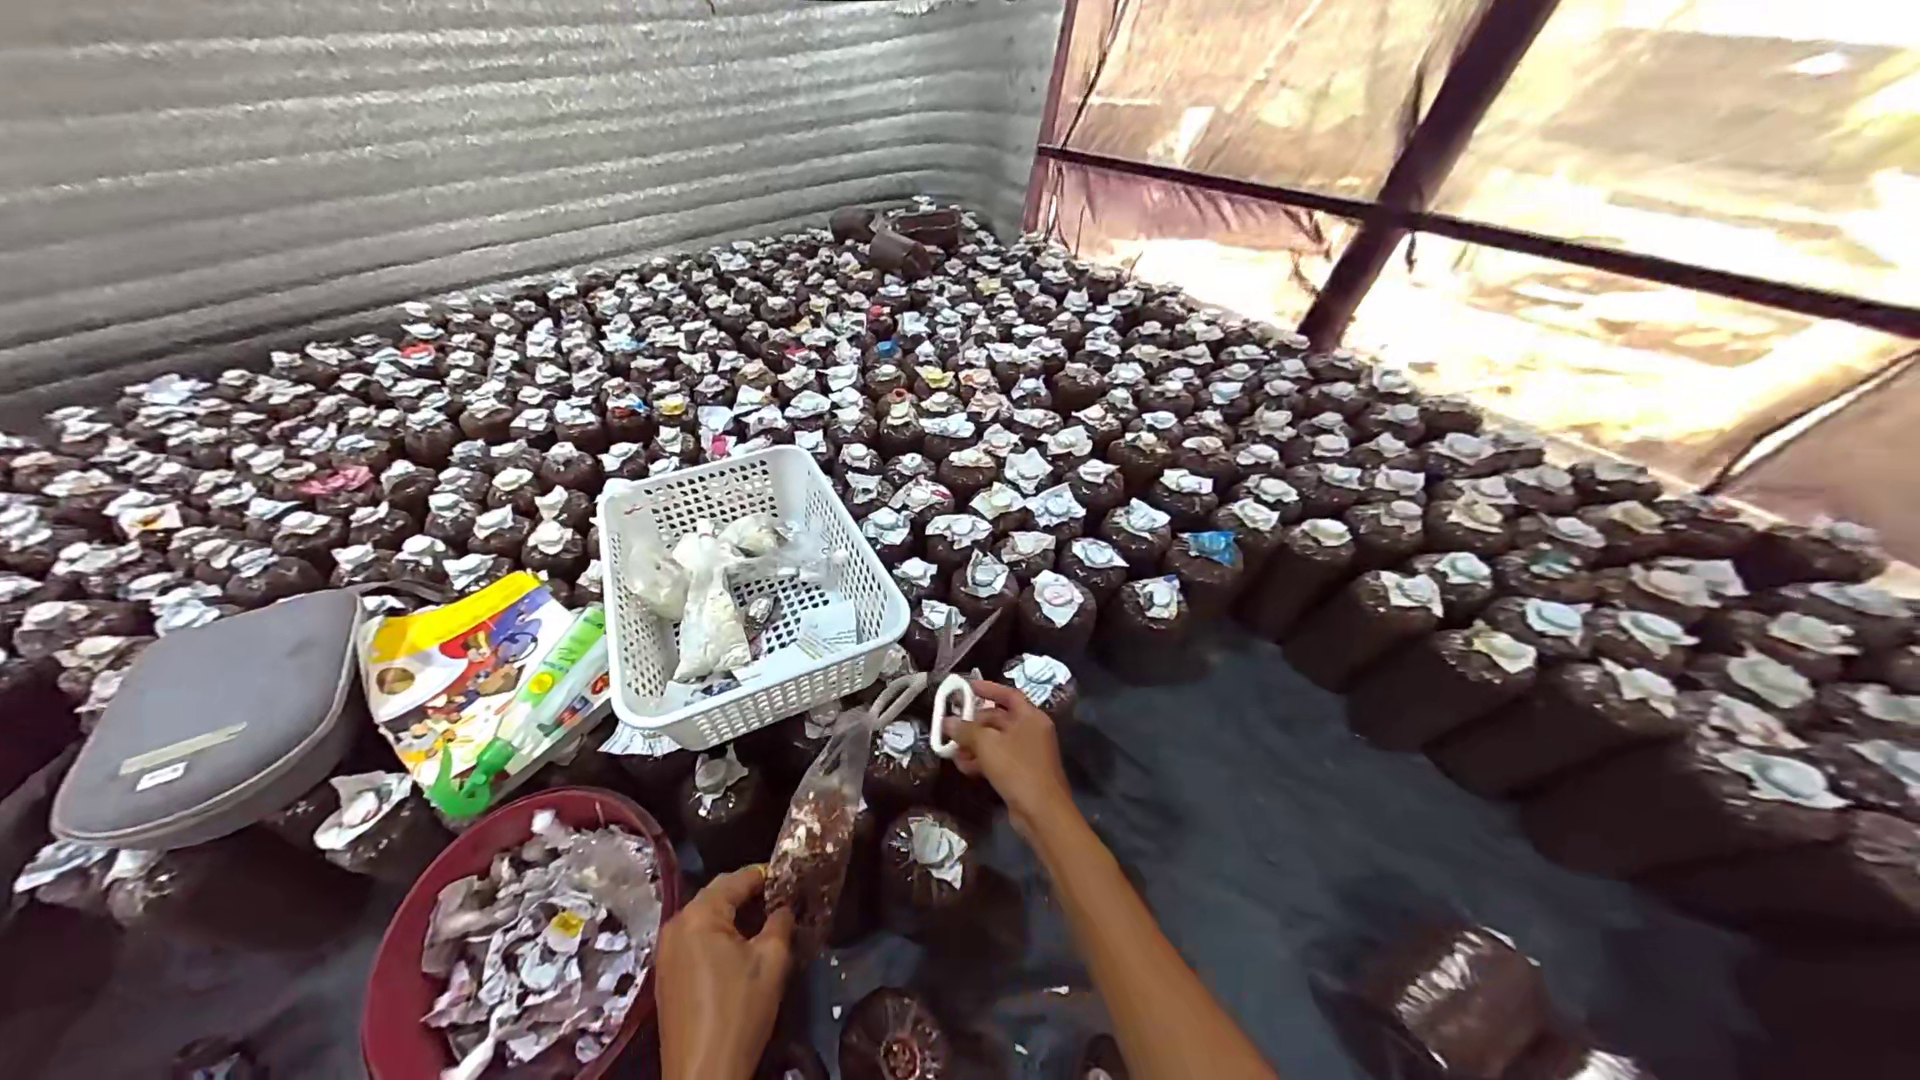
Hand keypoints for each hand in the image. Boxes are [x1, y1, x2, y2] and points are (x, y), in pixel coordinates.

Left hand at [657, 866, 794, 1079]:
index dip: (766, 876)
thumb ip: (781, 921)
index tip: (790, 880)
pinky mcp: (666, 976)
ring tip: (764, 925)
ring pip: (705, 917)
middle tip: (780, 902)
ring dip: (733, 916)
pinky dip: (718, 936)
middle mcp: (676, 925)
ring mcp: (666, 952)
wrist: (703, 1077)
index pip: (737, 879)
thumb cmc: (739, 1011)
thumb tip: (783, 907)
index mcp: (699, 915)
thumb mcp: (772, 960)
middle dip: (749, 895)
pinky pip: (695, 939)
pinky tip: (740, 950)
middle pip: (717, 895)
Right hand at [947, 678, 1077, 838]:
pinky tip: (964, 767)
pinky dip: (982, 760)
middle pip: (999, 719)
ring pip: (996, 741)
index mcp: (1030, 717)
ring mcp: (1027, 753)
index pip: (1008, 695)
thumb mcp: (987, 745)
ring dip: (974, 745)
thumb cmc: (1017, 768)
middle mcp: (1031, 731)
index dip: (988, 689)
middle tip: (952, 728)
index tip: (967, 687)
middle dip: (974, 724)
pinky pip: (998, 758)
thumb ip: (966, 730)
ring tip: (953, 753)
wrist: (1042, 812)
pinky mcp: (1022, 772)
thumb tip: (948, 722)